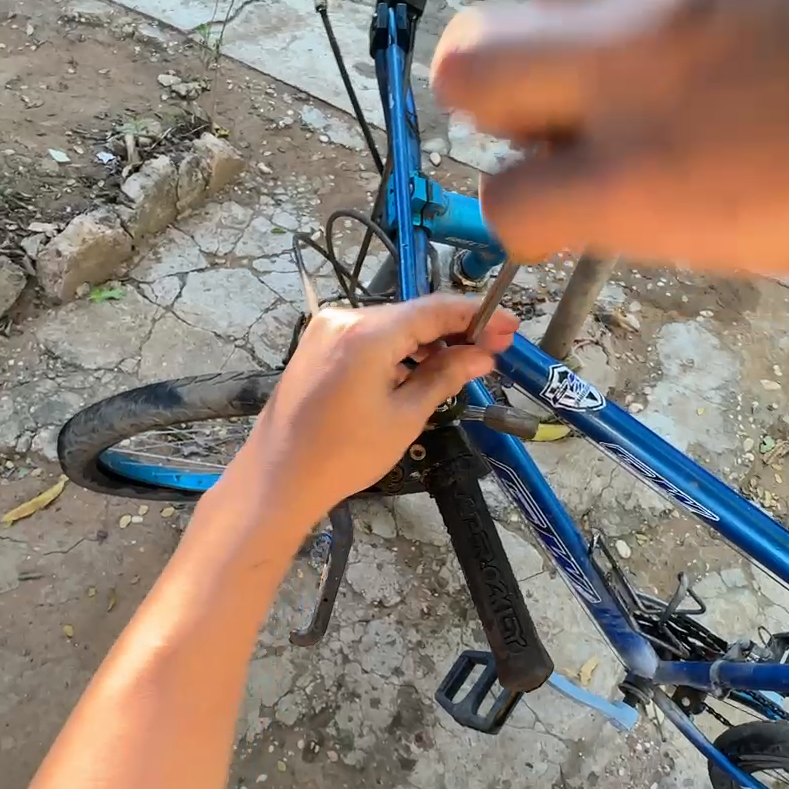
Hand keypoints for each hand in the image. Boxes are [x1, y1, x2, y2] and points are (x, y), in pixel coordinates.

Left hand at [232, 296, 518, 523]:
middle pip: (412, 315)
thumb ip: (445, 376)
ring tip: (461, 365)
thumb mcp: (405, 417)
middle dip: (454, 332)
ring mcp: (325, 330)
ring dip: (426, 343)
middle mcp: (344, 318)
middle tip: (491, 351)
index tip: (509, 326)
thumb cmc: (345, 455)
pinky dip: (396, 351)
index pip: (435, 309)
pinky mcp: (316, 345)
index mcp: (367, 333)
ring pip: (391, 327)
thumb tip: (482, 355)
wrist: (279, 478)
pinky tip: (418, 371)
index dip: (477, 316)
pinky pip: (367, 339)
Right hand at [436, 0, 788, 286]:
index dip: (526, 206)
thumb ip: (658, 198)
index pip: (505, 201)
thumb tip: (613, 170)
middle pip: (466, 61)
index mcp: (653, 186)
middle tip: (574, 94)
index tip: (562, 197)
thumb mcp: (768, 239)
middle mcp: (647, 59)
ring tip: (651, 0)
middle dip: (502, 88)